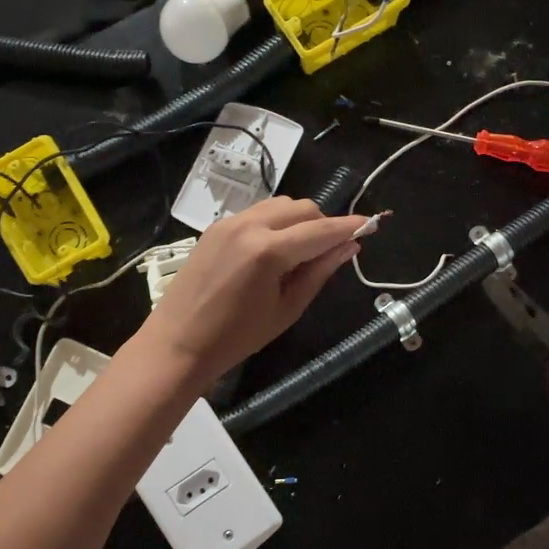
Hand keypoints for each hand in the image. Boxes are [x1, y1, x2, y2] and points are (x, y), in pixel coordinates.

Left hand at [135, 197, 366, 385]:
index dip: (349, 227)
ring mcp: (228, 223)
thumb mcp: (286, 309)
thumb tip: (350, 247)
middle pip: (302, 208)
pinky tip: (274, 251)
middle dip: (323, 223)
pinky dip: (276, 223)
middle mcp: (249, 226)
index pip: (321, 230)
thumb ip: (319, 273)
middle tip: (331, 251)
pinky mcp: (215, 227)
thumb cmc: (236, 337)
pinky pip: (257, 213)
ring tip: (302, 252)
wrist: (178, 342)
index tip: (370, 225)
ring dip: (300, 220)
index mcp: (268, 251)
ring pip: (279, 205)